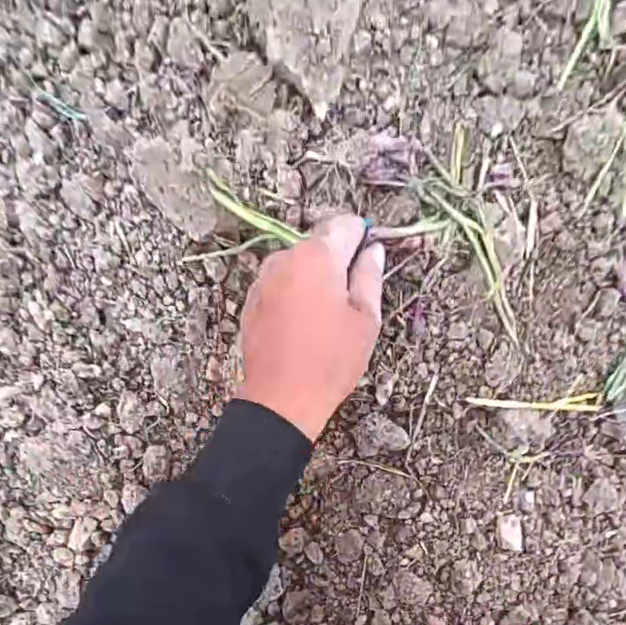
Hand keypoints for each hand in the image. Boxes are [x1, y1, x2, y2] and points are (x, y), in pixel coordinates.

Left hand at [235, 215, 385, 440]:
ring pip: (299, 267)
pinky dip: (296, 297)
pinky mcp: (252, 302)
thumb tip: (373, 251)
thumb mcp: (365, 320)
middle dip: (338, 263)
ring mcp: (264, 280)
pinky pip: (281, 287)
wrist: (282, 399)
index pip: (345, 225)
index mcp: (317, 257)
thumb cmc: (330, 361)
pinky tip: (305, 328)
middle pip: (319, 245)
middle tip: (354, 301)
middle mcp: (285, 259)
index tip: (371, 258)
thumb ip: (370, 277)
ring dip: (316, 281)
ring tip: (328, 320)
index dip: (363, 237)